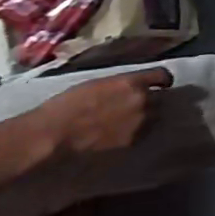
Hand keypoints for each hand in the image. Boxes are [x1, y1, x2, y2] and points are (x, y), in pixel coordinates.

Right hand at [22, 67, 171, 156]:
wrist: (52, 134)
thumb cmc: (67, 105)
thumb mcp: (98, 84)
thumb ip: (123, 84)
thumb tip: (135, 86)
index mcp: (132, 82)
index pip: (162, 76)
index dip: (162, 80)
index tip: (161, 84)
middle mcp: (142, 99)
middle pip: (160, 98)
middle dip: (152, 100)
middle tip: (138, 106)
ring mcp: (140, 121)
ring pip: (155, 116)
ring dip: (147, 116)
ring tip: (128, 121)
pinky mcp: (133, 139)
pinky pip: (144, 132)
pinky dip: (138, 131)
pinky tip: (122, 133)